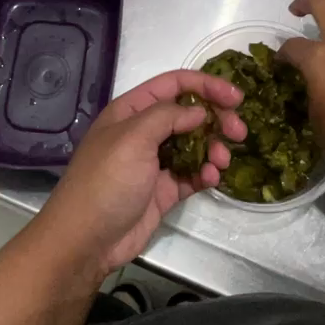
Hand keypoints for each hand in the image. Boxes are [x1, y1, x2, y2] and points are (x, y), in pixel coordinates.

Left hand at [37, 71, 246, 275]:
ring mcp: (155, 162)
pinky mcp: (164, 190)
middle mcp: (144, 131)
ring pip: (194, 144)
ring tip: (221, 161)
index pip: (174, 85)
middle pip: (189, 114)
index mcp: (132, 110)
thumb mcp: (133, 138)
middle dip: (216, 119)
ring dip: (213, 147)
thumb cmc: (106, 180)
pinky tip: (212, 178)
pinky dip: (205, 173)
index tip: (236, 97)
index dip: (206, 85)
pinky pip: (192, 174)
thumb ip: (168, 116)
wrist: (85, 240)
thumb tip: (199, 111)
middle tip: (239, 131)